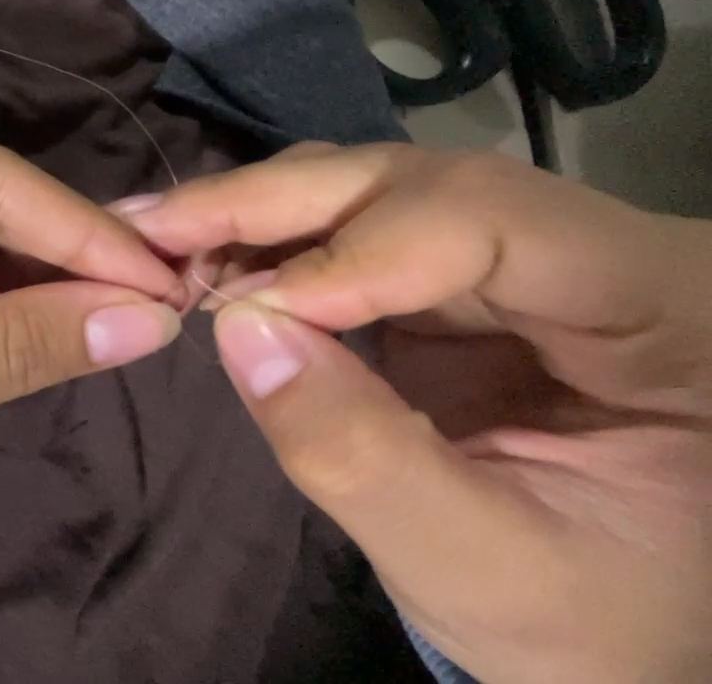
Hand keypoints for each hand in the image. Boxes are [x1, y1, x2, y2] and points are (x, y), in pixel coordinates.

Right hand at [121, 143, 711, 683]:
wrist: (602, 629)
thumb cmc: (582, 621)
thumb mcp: (482, 570)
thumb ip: (364, 456)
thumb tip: (237, 328)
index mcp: (670, 309)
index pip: (491, 220)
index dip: (354, 251)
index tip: (238, 310)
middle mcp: (594, 248)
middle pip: (411, 180)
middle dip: (266, 203)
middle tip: (148, 227)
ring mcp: (516, 255)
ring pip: (366, 187)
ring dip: (251, 214)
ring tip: (161, 246)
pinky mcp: (449, 275)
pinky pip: (341, 226)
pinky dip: (260, 242)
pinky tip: (202, 263)